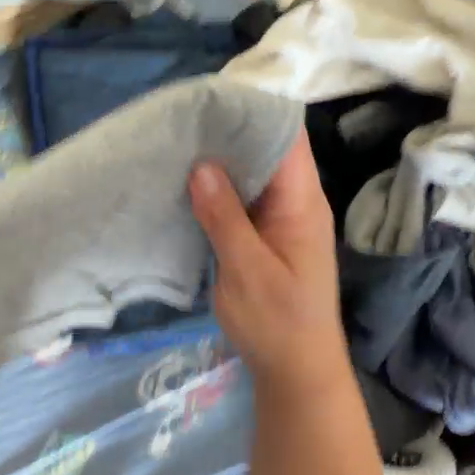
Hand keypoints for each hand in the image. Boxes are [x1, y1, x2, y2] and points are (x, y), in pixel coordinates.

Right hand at [189, 132, 347, 393]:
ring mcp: (279, 222)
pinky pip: (240, 204)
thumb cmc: (276, 321)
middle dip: (226, 137)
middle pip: (265, 152)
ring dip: (217, 166)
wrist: (295, 369)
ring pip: (250, 178)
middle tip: (177, 128)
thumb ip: (225, 217)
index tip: (206, 105)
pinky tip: (184, 192)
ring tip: (173, 152)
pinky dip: (215, 194)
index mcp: (301, 203)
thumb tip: (202, 165)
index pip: (284, 139)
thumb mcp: (246, 270)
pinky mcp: (263, 240)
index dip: (250, 115)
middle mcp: (294, 204)